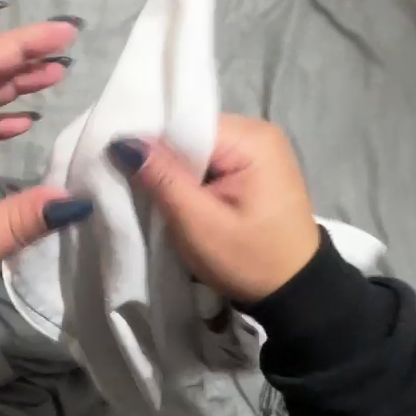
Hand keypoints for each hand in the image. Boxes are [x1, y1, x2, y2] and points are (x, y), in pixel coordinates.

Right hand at [108, 114, 319, 304]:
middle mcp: (258, 132)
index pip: (185, 124)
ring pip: (197, 149)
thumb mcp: (199, 224)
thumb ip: (162, 179)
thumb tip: (121, 141)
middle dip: (162, 159)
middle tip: (137, 187)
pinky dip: (192, 178)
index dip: (151, 143)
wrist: (294, 291)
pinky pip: (211, 161)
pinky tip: (180, 197)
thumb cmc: (249, 259)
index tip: (122, 167)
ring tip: (157, 195)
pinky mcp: (254, 167)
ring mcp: (259, 149)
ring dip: (175, 171)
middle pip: (191, 134)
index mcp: (251, 138)